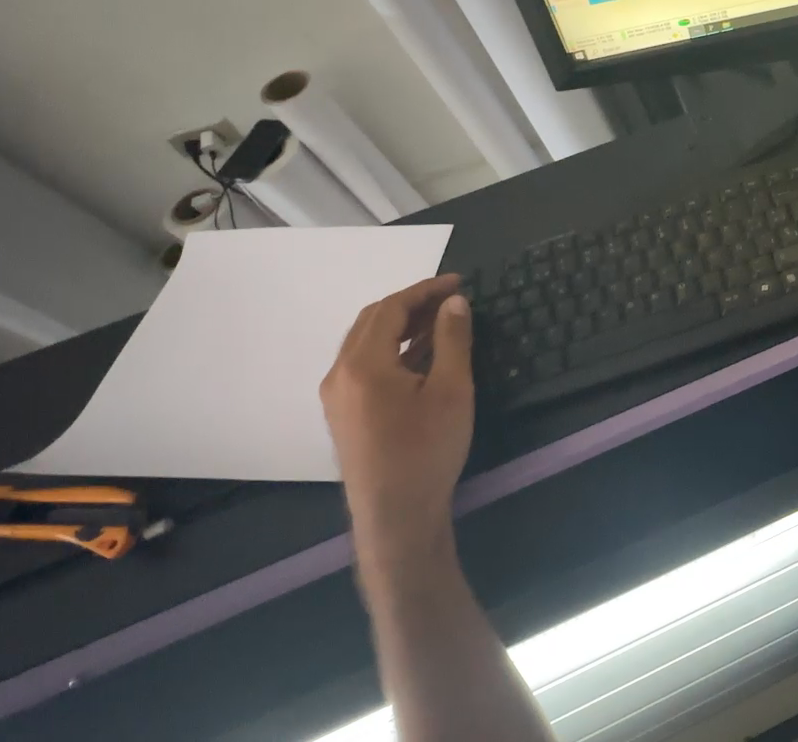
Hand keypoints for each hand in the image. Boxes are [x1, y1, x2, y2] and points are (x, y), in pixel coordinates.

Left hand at [320, 274, 473, 554]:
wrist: (396, 514)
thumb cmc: (427, 449)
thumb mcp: (451, 390)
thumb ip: (452, 340)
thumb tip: (454, 303)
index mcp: (362, 364)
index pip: (390, 309)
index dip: (425, 290)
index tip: (459, 283)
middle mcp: (340, 374)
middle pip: (373, 322)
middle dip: (412, 304)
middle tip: (452, 299)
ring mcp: (338, 396)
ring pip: (367, 344)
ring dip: (402, 326)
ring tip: (442, 322)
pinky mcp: (345, 415)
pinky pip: (365, 365)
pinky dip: (393, 350)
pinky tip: (422, 356)